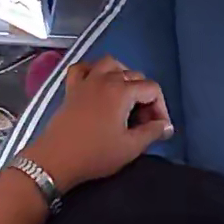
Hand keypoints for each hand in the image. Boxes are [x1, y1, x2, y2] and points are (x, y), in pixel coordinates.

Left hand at [22, 56, 171, 191]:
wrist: (56, 159)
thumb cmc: (95, 154)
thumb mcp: (130, 147)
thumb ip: (152, 133)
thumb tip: (166, 125)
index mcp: (122, 91)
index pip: (152, 89)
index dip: (161, 108)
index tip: (158, 129)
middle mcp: (105, 78)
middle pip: (134, 75)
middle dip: (144, 96)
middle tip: (143, 121)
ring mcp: (86, 80)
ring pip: (110, 64)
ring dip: (122, 75)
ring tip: (125, 96)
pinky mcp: (71, 87)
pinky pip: (83, 68)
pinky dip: (92, 70)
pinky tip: (96, 83)